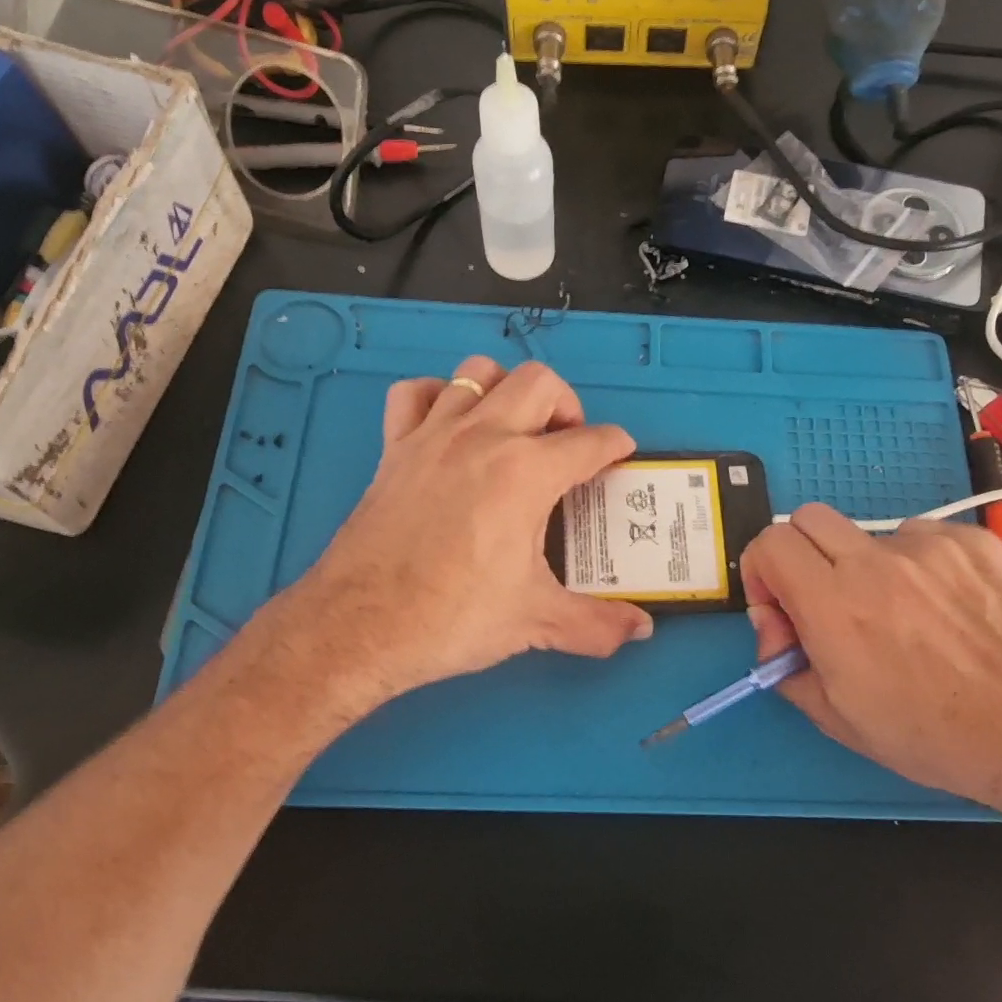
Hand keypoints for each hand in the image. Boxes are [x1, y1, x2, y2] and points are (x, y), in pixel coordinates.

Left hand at [261, 356, 653, 716]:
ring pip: (478, 372)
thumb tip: (641, 629)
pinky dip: (437, 396)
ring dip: (506, 391)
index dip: (616, 447)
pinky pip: (415, 393)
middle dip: (568, 405)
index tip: (620, 457)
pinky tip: (448, 425)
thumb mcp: (535, 621)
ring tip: (514, 428)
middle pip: (541, 382)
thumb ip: (597, 623)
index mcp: (527, 472)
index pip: (591, 441)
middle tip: (569, 445)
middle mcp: (483, 437)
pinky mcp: (394, 448)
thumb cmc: (453, 618)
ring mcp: (433, 435)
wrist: (360, 627)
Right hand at [741, 504, 1001, 806]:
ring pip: (869, 535)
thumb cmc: (929, 734)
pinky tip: (944, 607)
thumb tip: (776, 625)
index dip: (762, 571)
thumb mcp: (836, 717)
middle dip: (803, 554)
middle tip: (825, 598)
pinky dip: (919, 566)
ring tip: (903, 615)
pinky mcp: (971, 541)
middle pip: (808, 518)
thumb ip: (785, 663)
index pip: (770, 543)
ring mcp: (927, 545)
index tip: (781, 605)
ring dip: (866, 566)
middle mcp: (874, 562)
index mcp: (832, 606)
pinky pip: (922, 538)